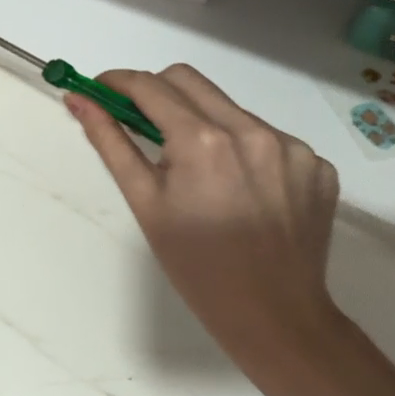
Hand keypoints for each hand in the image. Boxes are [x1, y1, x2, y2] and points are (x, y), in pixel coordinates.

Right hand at [66, 64, 342, 358]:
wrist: (275, 315)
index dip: (117, 82)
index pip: (149, 85)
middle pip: (188, 80)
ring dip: (199, 118)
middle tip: (139, 123)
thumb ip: (109, 140)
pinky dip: (239, 145)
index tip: (99, 91)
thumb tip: (78, 98)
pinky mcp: (317, 166)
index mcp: (203, 141)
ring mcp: (292, 149)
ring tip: (194, 165)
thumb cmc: (194, 260)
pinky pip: (264, 134)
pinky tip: (235, 182)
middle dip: (155, 91)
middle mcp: (252, 132)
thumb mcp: (142, 198)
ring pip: (227, 106)